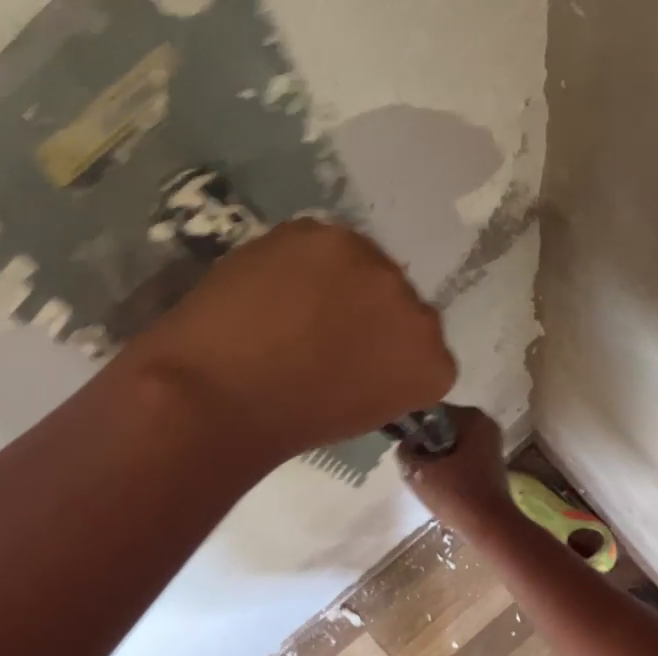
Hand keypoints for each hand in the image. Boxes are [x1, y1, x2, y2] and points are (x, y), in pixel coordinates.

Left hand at [123, 220, 456, 462]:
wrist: (223, 393)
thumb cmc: (293, 419)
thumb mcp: (367, 407)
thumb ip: (388, 370)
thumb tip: (368, 341)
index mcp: (435, 365)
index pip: (425, 346)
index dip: (389, 350)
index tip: (359, 363)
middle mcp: (419, 312)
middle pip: (400, 300)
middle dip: (369, 310)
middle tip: (325, 330)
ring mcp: (375, 268)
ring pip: (364, 265)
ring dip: (339, 279)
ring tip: (296, 305)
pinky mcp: (327, 234)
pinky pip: (323, 243)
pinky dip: (302, 260)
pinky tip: (274, 287)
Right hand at [400, 406, 517, 532]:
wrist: (490, 525)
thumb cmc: (455, 494)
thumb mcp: (418, 472)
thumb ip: (405, 451)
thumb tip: (406, 444)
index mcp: (472, 417)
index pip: (431, 411)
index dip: (413, 426)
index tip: (402, 442)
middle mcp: (485, 424)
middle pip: (443, 426)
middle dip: (426, 441)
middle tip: (412, 459)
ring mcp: (491, 444)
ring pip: (452, 442)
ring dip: (437, 454)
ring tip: (424, 471)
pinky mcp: (491, 463)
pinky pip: (462, 455)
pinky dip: (450, 464)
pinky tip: (440, 480)